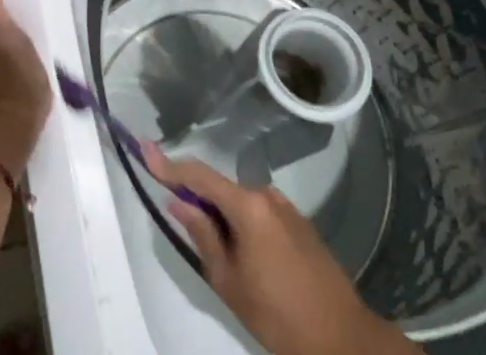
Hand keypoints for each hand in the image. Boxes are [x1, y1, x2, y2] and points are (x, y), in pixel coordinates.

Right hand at [147, 149, 418, 354]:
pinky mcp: (300, 223)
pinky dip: (243, 222)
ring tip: (220, 254)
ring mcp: (287, 208)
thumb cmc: (276, 311)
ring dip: (223, 215)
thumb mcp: (228, 279)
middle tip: (182, 225)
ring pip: (241, 202)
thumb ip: (202, 234)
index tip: (144, 148)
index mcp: (248, 206)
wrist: (341, 337)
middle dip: (198, 199)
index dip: (168, 164)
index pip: (198, 176)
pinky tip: (245, 254)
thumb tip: (178, 202)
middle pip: (220, 188)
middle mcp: (267, 196)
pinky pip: (260, 213)